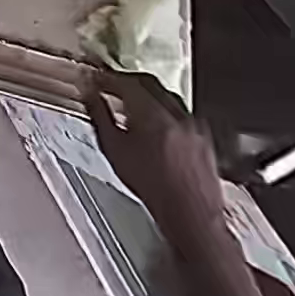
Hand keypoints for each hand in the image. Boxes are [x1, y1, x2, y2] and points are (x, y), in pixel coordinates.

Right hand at [81, 70, 222, 237]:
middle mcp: (175, 114)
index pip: (125, 82)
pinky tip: (155, 121)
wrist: (190, 217)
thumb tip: (91, 96)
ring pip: (165, 95)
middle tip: (111, 85)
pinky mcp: (204, 135)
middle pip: (147, 82)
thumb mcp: (114, 151)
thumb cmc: (154, 189)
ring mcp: (193, 124)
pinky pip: (180, 111)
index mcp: (151, 114)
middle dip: (126, 81)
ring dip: (146, 93)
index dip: (107, 77)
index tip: (96, 78)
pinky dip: (163, 108)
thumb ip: (100, 117)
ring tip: (131, 103)